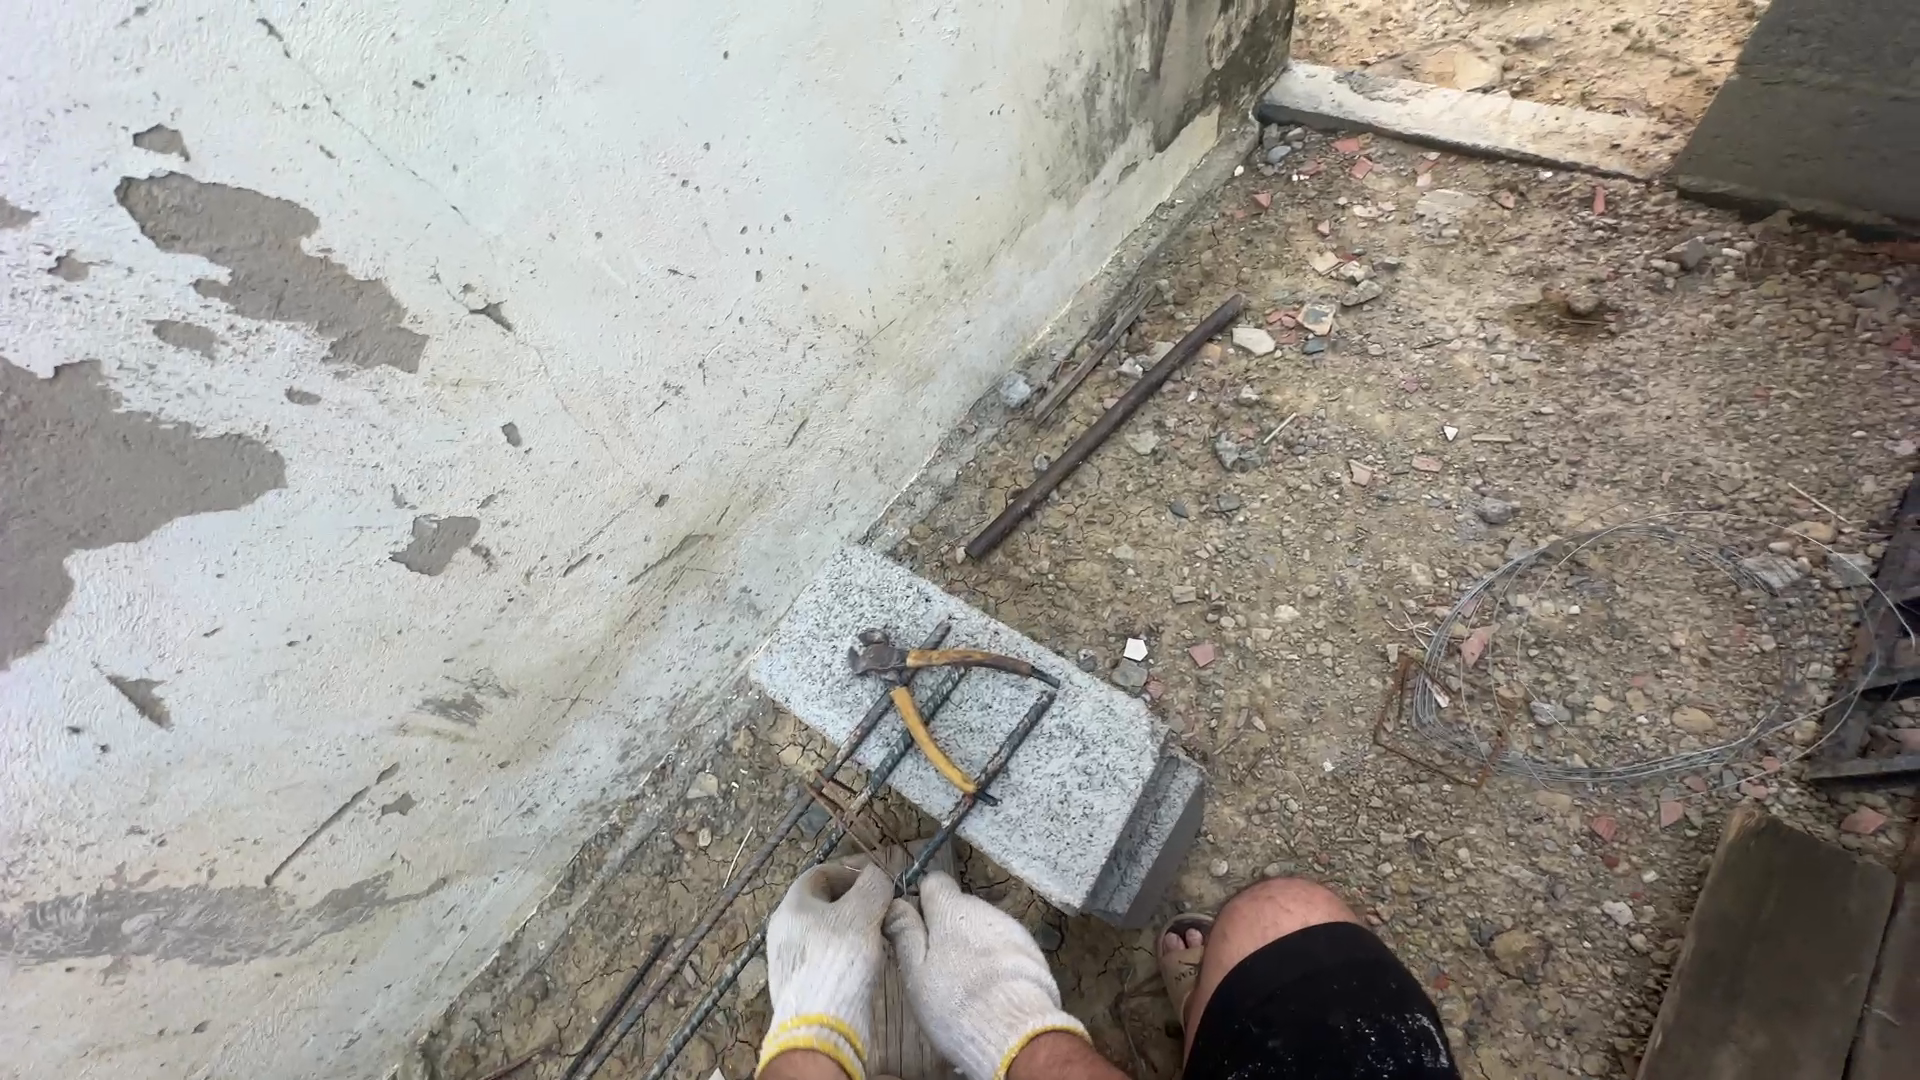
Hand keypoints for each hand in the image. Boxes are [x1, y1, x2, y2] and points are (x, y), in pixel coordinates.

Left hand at [759, 862, 893, 1079]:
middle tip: (881, 910)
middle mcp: (785, 930)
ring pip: (827, 932)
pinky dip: (848, 954)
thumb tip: (877, 876)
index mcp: (792, 906)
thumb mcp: (863, 910)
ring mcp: (791, 961)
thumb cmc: (838, 959)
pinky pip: (827, 958)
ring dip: (854, 929)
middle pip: (824, 903)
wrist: (821, 1028)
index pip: (820, 873)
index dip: (850, 872)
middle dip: (855, 902)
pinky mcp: (801, 987)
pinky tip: (865, 964)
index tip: (876, 882)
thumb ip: (874, 884)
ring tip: (878, 937)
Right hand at [883, 871, 1088, 1079]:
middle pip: (958, 906)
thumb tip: (895, 903)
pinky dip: (995, 958)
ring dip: (972, 944)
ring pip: (981, 926)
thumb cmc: (955, 1004)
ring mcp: (1009, 926)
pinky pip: (1003, 944)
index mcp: (951, 908)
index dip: (924, 903)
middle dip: (948, 929)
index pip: (934, 881)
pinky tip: (993, 989)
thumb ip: (905, 933)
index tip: (919, 932)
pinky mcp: (1030, 948)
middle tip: (940, 969)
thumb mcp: (917, 974)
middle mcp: (982, 907)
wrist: (1016, 1033)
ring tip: (968, 985)